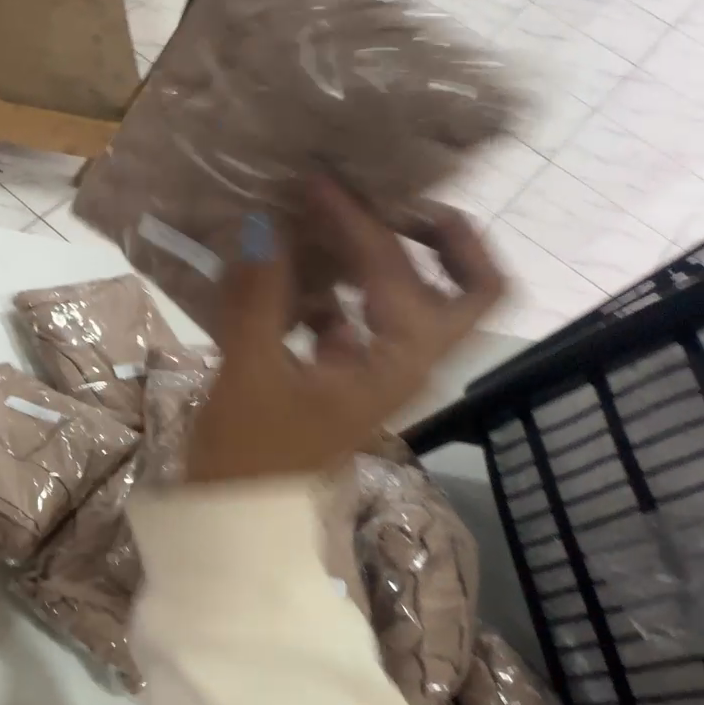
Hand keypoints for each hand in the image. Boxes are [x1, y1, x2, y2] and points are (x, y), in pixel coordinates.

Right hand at [186, 176, 505, 482]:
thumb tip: (260, 228)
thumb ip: (256, 301)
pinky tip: (294, 287)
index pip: (394, 273)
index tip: (317, 187)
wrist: (235, 517)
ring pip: (414, 306)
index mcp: (394, 364)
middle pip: (468, 290)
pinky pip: (360, 326)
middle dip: (441, 239)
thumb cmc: (246, 452)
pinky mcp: (341, 385)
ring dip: (389, 265)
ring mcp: (376, 376)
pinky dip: (339, 297)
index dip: (356, 224)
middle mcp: (404, 365)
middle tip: (393, 203)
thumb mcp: (248, 375)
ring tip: (338, 231)